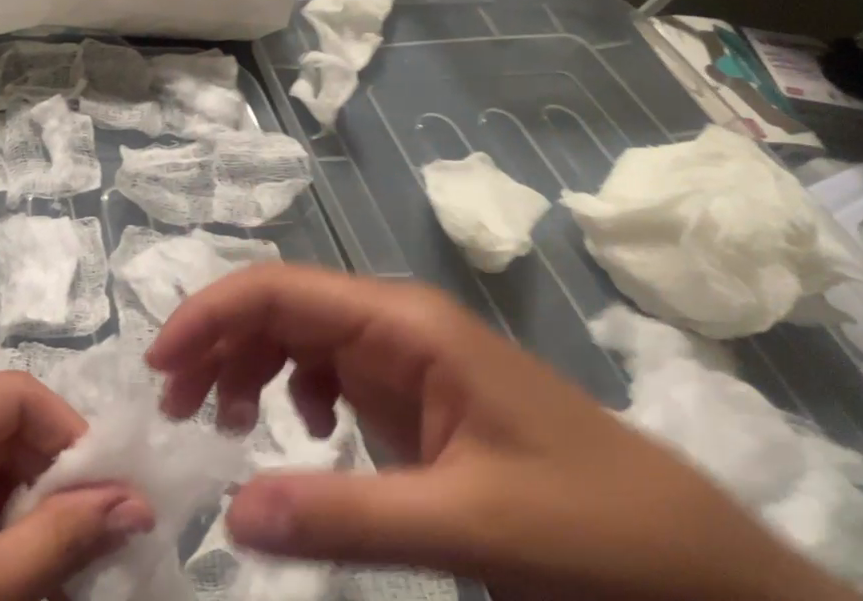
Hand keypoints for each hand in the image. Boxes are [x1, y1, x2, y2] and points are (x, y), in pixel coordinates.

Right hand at [147, 264, 862, 600]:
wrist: (702, 572)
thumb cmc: (593, 529)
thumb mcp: (465, 525)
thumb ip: (342, 514)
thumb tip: (227, 513)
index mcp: (404, 324)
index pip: (278, 289)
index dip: (208, 315)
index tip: (160, 368)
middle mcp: (396, 325)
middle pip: (277, 307)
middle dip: (215, 345)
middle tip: (179, 409)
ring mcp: (405, 360)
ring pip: (294, 337)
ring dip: (245, 368)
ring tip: (221, 425)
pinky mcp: (414, 397)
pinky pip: (325, 373)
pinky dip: (288, 394)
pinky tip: (296, 436)